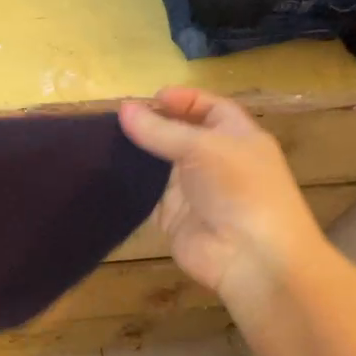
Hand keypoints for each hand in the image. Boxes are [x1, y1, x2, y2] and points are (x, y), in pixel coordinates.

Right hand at [118, 88, 326, 304]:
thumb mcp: (203, 148)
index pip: (210, 109)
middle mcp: (217, 161)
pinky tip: (106, 171)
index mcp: (238, 137)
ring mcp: (195, 191)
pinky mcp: (174, 218)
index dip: (184, 100)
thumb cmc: (240, 189)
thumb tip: (123, 108)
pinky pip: (148, 196)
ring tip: (103, 139)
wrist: (252, 258)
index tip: (150, 98)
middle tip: (116, 119)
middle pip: (181, 136)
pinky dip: (131, 185)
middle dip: (153, 126)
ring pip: (161, 166)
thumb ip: (161, 130)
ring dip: (138, 154)